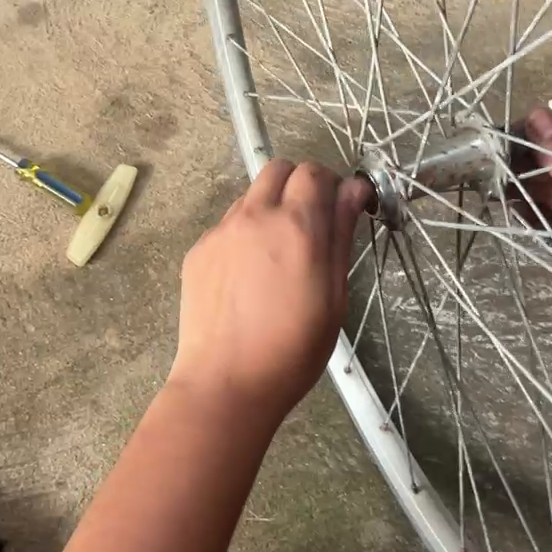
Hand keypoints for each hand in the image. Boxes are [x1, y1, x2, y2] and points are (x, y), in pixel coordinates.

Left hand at [171, 160, 374, 422]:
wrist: (226, 382)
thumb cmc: (293, 349)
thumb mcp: (334, 295)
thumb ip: (340, 234)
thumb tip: (353, 190)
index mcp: (296, 225)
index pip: (313, 172)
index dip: (330, 184)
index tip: (339, 208)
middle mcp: (254, 216)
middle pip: (277, 168)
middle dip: (298, 184)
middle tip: (310, 222)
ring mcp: (220, 231)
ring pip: (249, 196)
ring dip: (268, 208)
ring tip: (276, 256)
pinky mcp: (198, 250)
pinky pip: (226, 227)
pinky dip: (242, 235)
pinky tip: (247, 278)